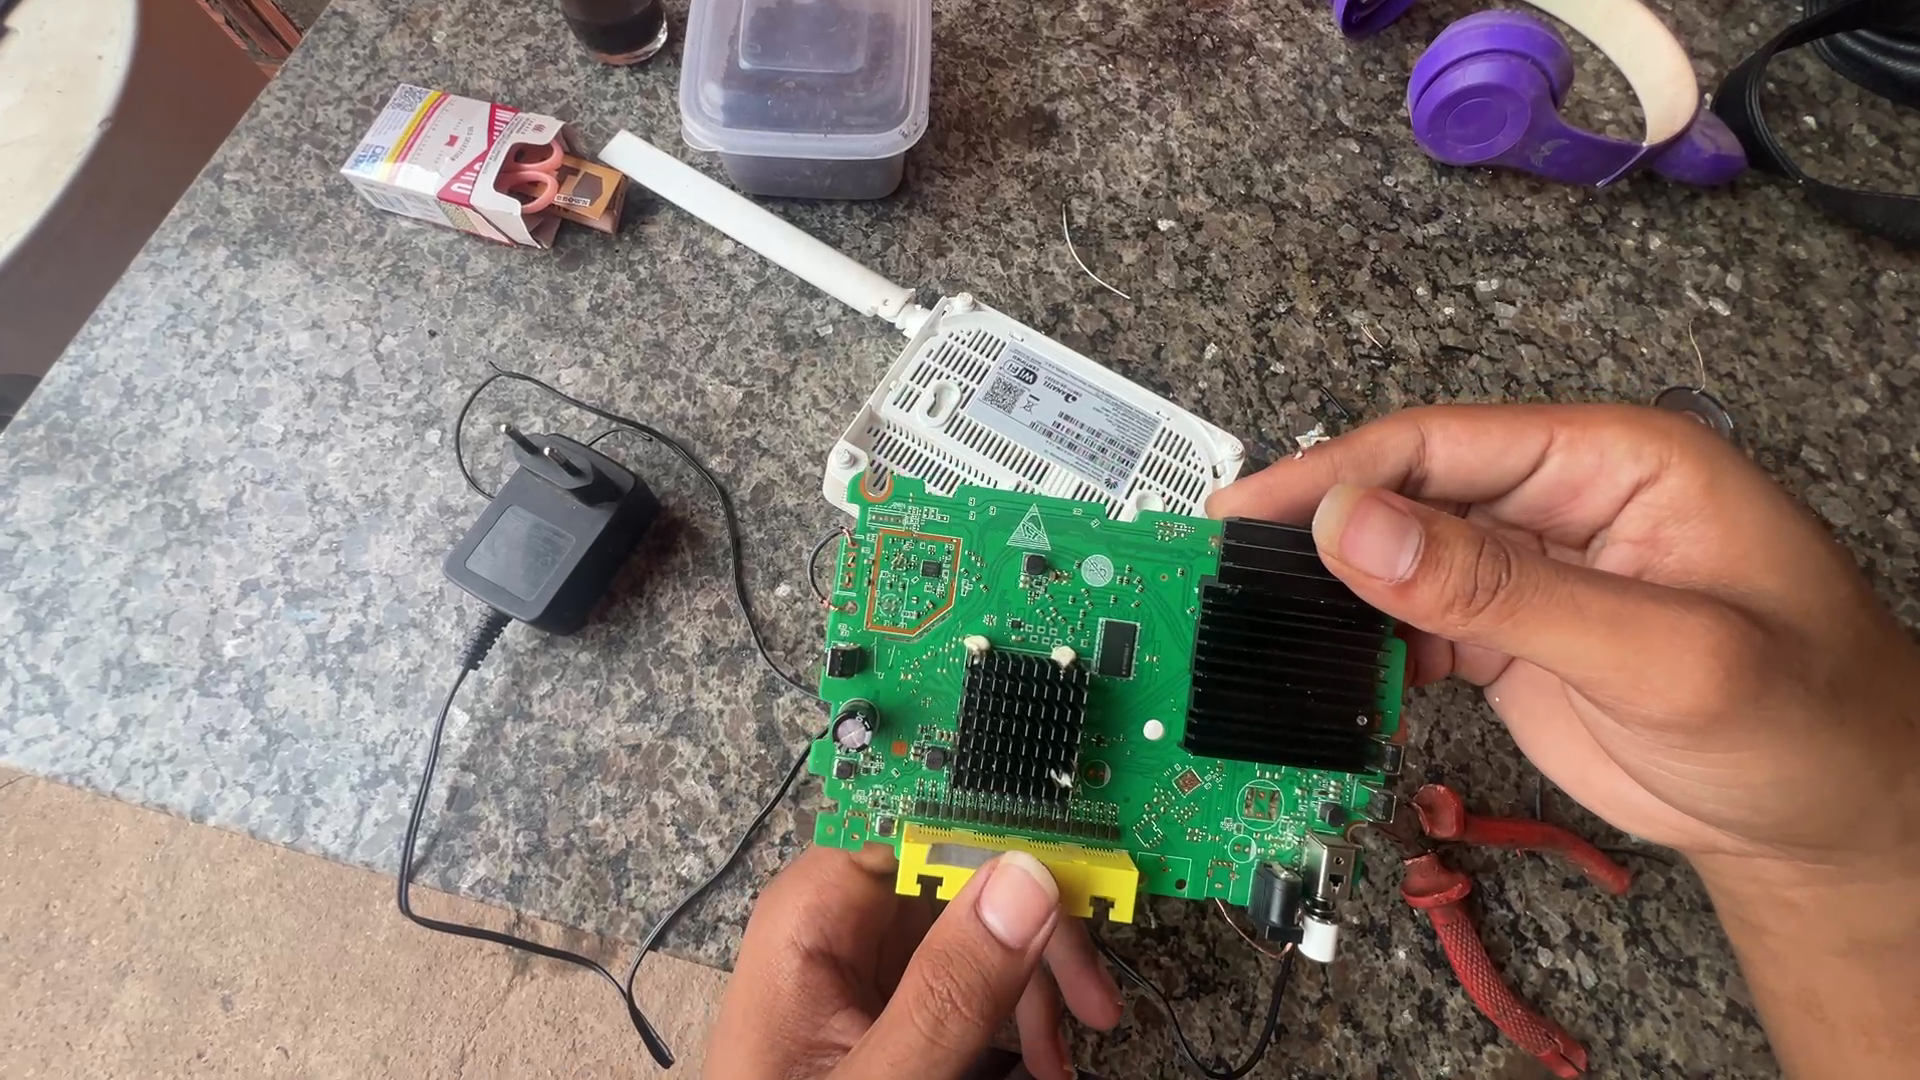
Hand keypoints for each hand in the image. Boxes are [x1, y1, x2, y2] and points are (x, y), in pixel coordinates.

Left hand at [703, 843, 1122, 1079]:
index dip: (1007, 853)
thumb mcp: (877, 1078)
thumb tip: (1025, 879)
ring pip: (977, 928)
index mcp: (815, 912)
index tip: (1077, 886)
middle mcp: (841, 917)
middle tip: (1089, 1003)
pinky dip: (1007, 1011)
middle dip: (1034, 939)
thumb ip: (946, 989)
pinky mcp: (889, 995)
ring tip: (1056, 1055)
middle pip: (964, 883)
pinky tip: (1028, 1056)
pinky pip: (965, 973)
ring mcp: (867, 958)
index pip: (927, 836)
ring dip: (1031, 986)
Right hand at [1208, 404, 1919, 1077]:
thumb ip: (1497, 588)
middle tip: (1225, 555)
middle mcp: (1548, 498)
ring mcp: (1515, 562)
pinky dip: (1357, 634)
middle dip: (1311, 523)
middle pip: (1397, 490)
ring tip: (1255, 602)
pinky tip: (1328, 656)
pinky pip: (1400, 611)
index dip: (1332, 474)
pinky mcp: (1492, 621)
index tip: (1247, 513)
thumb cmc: (1805, 728)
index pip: (1433, 444)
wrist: (1829, 822)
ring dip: (1325, 581)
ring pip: (1387, 551)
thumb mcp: (1658, 657)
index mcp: (1604, 461)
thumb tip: (1349, 529)